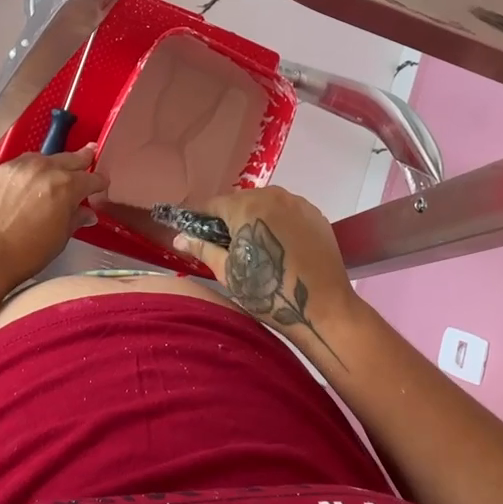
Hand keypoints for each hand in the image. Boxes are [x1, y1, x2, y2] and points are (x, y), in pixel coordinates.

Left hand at [0, 145, 108, 287]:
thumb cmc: (27, 253)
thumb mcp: (59, 239)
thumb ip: (74, 219)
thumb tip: (87, 213)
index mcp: (67, 186)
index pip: (91, 178)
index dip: (99, 181)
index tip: (101, 183)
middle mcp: (45, 168)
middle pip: (69, 159)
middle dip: (81, 159)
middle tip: (89, 153)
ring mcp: (18, 166)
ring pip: (41, 158)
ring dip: (49, 164)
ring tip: (51, 171)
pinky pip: (16, 166)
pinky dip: (24, 173)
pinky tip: (20, 184)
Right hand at [171, 186, 361, 366]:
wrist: (324, 308)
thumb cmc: (269, 293)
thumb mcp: (229, 273)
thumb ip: (202, 249)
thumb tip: (178, 237)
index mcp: (246, 206)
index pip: (213, 205)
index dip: (202, 221)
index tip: (198, 237)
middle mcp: (272, 195)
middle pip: (240, 203)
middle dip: (231, 222)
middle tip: (230, 250)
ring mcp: (297, 202)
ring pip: (265, 206)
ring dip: (257, 221)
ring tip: (259, 251)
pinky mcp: (316, 214)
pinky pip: (287, 212)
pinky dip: (279, 224)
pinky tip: (282, 249)